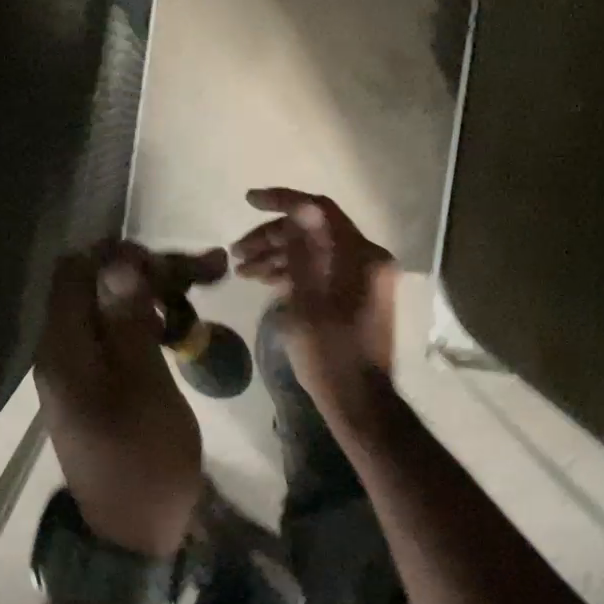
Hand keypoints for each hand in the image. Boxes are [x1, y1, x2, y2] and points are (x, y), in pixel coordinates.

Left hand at [33, 242, 206, 558]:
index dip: (121, 256)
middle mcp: (60, 351)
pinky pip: (113, 337)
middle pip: (95, 285)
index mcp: (64, 348)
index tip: (171, 266)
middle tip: (208, 271)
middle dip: (148, 273)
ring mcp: (75, 370)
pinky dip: (145, 325)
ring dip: (153, 296)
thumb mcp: (145, 385)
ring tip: (202, 295)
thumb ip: (127, 321)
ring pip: (109, 308)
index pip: (76, 270)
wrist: (131, 537)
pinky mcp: (92, 387)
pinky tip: (180, 330)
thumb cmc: (144, 461)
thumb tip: (117, 262)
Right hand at [230, 188, 398, 408]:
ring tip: (241, 269)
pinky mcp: (355, 295)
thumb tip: (293, 217)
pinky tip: (263, 280)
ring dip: (278, 254)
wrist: (358, 403)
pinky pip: (323, 269)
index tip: (248, 201)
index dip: (282, 200)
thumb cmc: (330, 355)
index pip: (318, 210)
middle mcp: (367, 259)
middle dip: (272, 236)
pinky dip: (294, 270)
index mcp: (360, 256)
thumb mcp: (305, 302)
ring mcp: (363, 277)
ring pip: (315, 250)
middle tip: (237, 252)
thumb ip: (299, 253)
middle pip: (314, 230)